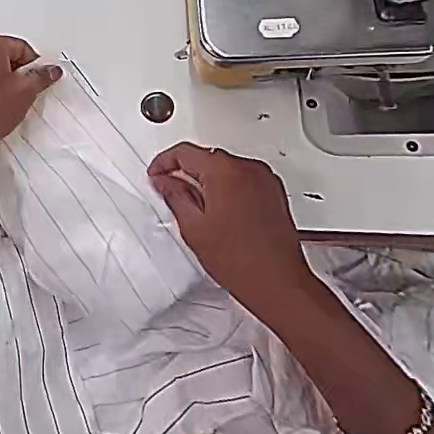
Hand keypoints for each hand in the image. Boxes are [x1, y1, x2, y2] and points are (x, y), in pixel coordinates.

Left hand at [0, 33, 61, 150]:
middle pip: (3, 54)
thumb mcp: (26, 92)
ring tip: (6, 99)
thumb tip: (50, 70)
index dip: (34, 66)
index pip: (21, 47)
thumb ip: (41, 76)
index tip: (37, 79)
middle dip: (15, 71)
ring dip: (0, 79)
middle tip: (22, 91)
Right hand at [147, 143, 316, 307]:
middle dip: (185, 171)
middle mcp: (249, 169)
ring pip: (226, 168)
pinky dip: (228, 187)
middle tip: (168, 188)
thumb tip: (165, 182)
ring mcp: (265, 179)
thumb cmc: (242, 261)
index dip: (164, 162)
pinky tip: (218, 211)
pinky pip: (244, 178)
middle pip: (208, 157)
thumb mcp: (194, 227)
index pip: (186, 152)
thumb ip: (175, 196)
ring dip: (207, 180)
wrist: (276, 281)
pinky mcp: (274, 191)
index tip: (157, 173)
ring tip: (194, 206)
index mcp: (225, 172)